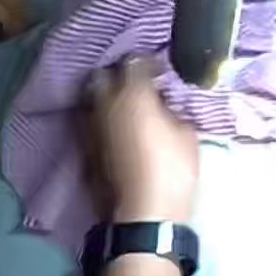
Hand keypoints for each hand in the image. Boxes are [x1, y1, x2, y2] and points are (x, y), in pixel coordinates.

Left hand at [87, 56, 199, 223]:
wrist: (146, 213)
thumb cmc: (174, 171)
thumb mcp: (189, 136)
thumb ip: (174, 111)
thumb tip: (166, 106)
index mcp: (133, 94)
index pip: (137, 62)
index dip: (152, 65)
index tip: (164, 75)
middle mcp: (105, 101)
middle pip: (106, 75)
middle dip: (122, 77)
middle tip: (141, 89)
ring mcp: (91, 123)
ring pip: (95, 98)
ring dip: (111, 99)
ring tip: (129, 109)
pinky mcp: (86, 145)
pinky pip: (93, 120)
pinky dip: (105, 119)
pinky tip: (119, 130)